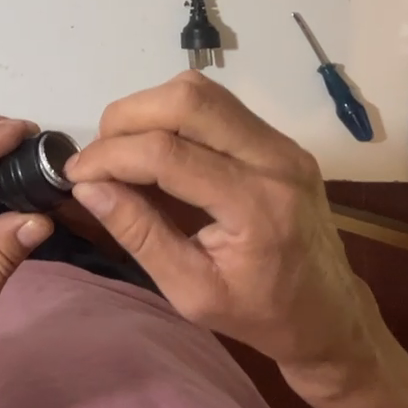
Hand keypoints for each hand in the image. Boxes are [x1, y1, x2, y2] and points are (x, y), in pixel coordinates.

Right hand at [65, 72, 383, 405]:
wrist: (332, 317)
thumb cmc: (261, 315)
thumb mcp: (191, 293)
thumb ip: (138, 234)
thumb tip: (86, 187)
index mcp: (257, 208)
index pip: (167, 154)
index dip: (110, 157)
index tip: (75, 174)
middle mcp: (275, 161)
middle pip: (186, 100)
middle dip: (125, 119)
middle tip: (100, 156)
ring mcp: (281, 143)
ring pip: (198, 90)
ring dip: (146, 110)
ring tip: (124, 150)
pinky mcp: (276, 138)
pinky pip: (213, 102)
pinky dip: (169, 113)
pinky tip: (155, 147)